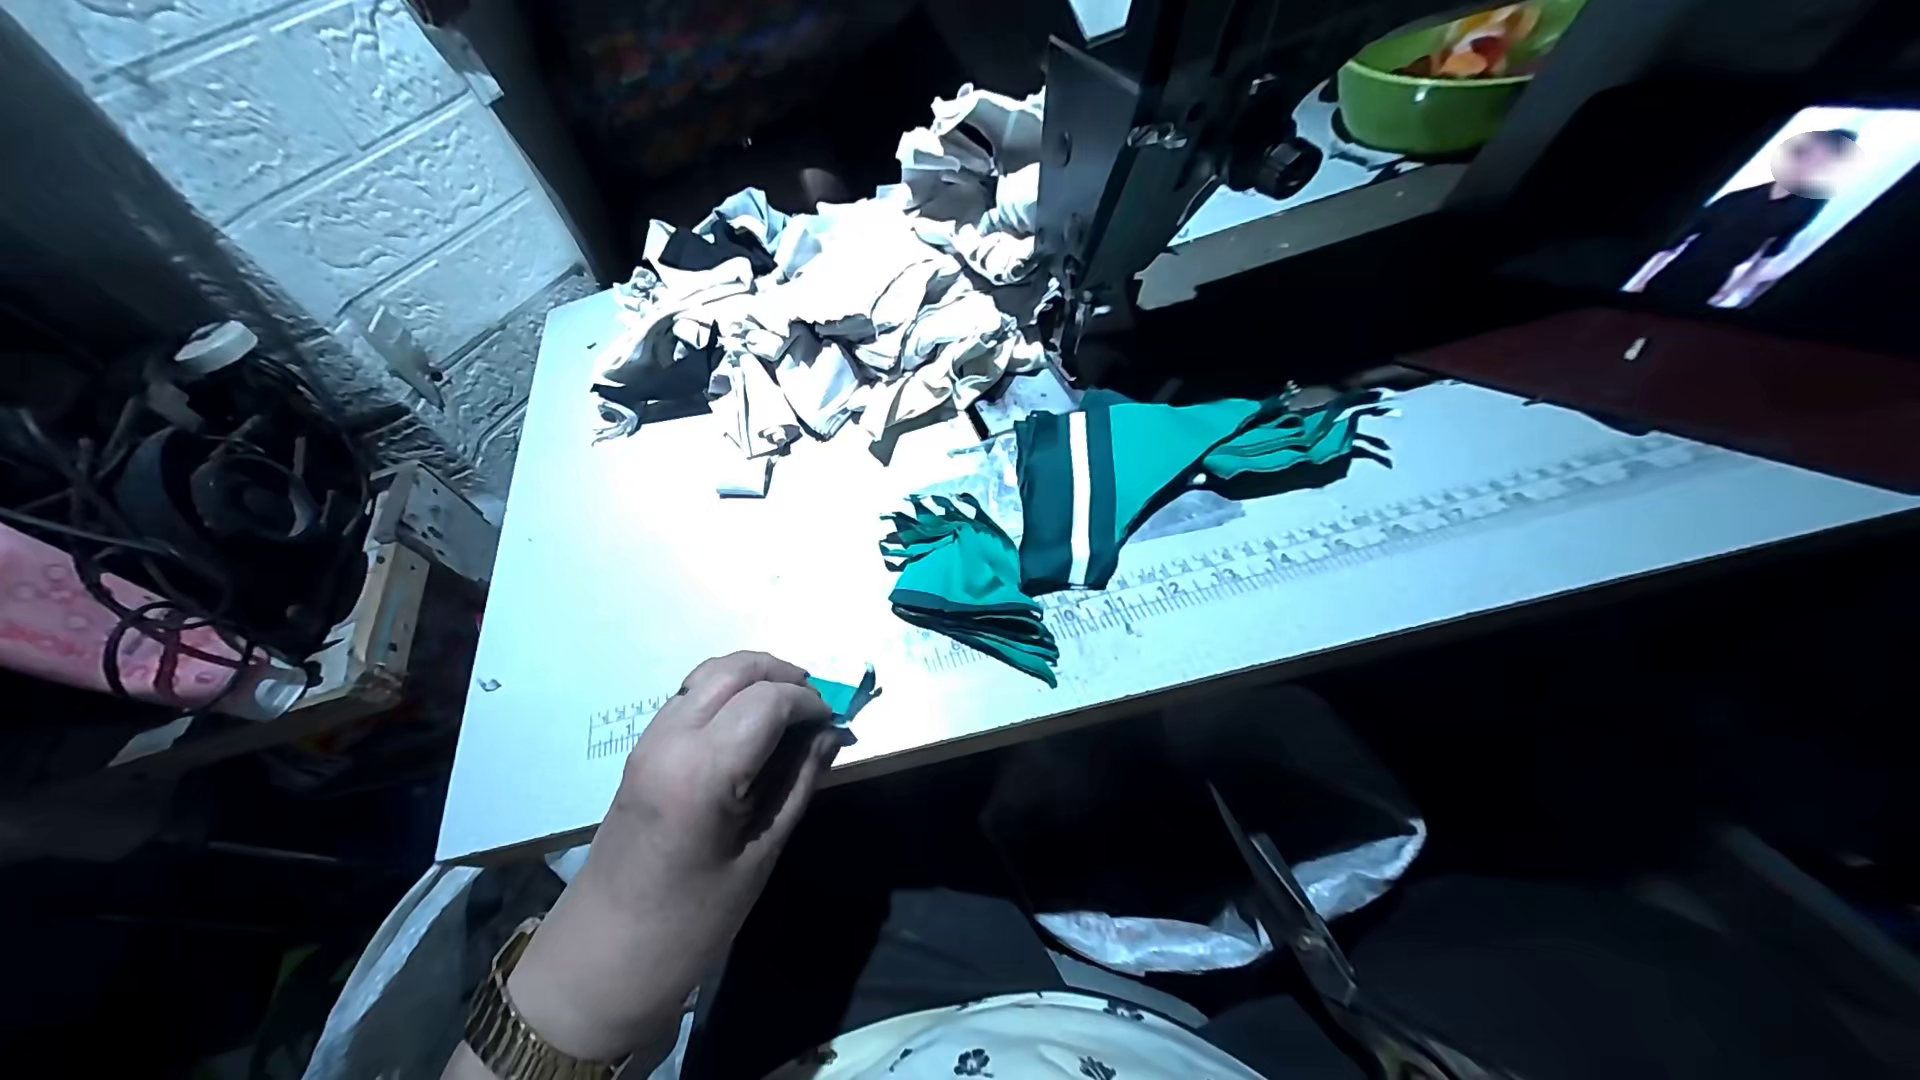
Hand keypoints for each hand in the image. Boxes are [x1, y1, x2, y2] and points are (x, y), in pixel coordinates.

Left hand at [505, 652, 836, 1061]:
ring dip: (755, 676)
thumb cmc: (692, 920)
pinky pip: (692, 695)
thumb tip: (829, 734)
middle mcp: (671, 738)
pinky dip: (729, 690)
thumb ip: (798, 781)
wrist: (601, 958)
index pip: (769, 700)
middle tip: (816, 702)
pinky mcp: (642, 748)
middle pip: (736, 670)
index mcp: (702, 769)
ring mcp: (650, 739)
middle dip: (784, 675)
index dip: (809, 703)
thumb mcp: (761, 853)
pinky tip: (750, 721)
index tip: (834, 723)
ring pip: (710, 673)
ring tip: (789, 706)